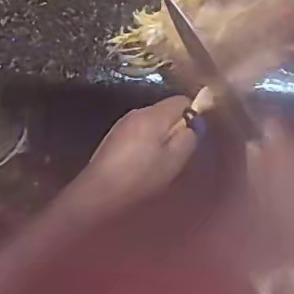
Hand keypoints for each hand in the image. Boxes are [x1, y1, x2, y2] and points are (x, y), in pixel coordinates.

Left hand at [67, 96, 199, 212]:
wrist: (99, 192)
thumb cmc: (141, 177)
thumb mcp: (174, 160)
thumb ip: (189, 137)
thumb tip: (195, 123)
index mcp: (153, 114)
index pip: (182, 100)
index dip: (192, 115)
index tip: (192, 136)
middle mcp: (137, 112)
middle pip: (165, 110)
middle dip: (175, 127)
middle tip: (176, 154)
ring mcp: (122, 123)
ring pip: (152, 122)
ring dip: (159, 136)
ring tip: (158, 161)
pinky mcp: (113, 136)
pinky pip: (138, 131)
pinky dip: (145, 142)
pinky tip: (140, 163)